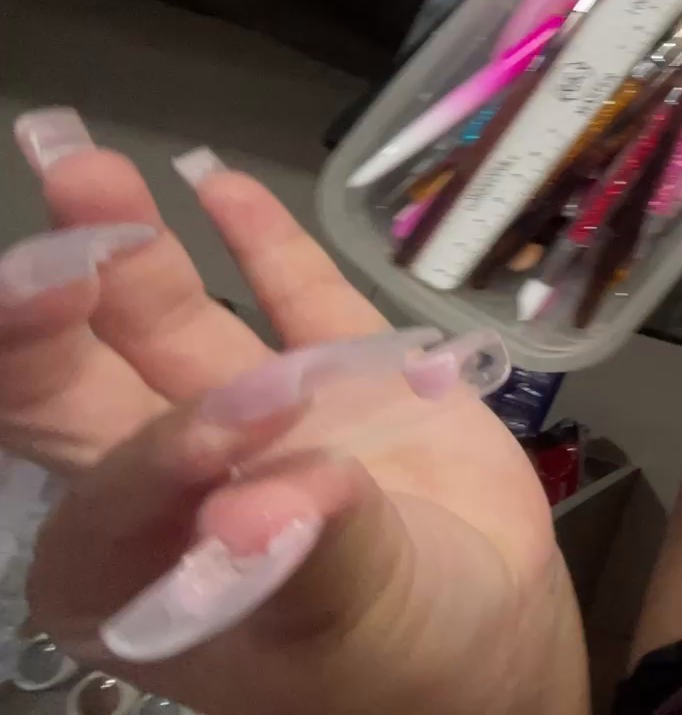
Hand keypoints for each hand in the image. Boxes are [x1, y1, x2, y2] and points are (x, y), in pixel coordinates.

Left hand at [1, 110, 582, 713]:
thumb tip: (267, 498)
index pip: (107, 480)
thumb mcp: (356, 629)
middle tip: (59, 202)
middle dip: (55, 296)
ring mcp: (271, 414)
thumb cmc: (404, 655)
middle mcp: (180, 475)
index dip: (168, 436)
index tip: (269, 407)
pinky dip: (264, 248)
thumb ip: (311, 560)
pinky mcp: (354, 377)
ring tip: (93, 160)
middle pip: (80, 380)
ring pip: (178, 324)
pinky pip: (298, 304)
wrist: (493, 623)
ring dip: (138, 247)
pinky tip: (224, 191)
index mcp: (135, 561)